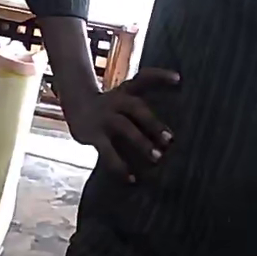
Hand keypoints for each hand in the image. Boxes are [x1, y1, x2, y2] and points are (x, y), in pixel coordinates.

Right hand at [67, 68, 179, 182]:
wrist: (77, 106)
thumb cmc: (112, 102)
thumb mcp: (128, 92)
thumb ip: (151, 85)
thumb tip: (179, 78)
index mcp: (127, 91)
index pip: (144, 78)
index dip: (160, 76)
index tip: (178, 79)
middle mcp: (116, 101)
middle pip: (136, 107)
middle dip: (153, 122)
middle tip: (170, 140)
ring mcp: (104, 118)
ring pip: (124, 127)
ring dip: (141, 142)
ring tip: (157, 158)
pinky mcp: (93, 135)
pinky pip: (108, 152)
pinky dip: (120, 167)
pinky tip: (132, 179)